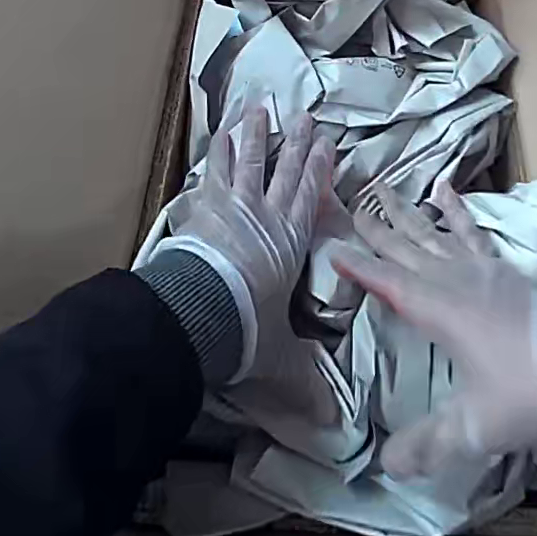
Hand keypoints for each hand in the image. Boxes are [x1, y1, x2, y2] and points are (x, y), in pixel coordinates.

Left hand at [160, 105, 333, 385]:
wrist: (201, 312)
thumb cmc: (248, 327)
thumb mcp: (281, 357)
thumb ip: (306, 382)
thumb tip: (335, 427)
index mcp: (291, 239)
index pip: (312, 195)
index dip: (319, 167)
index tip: (326, 142)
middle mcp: (267, 213)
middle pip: (285, 169)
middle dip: (295, 142)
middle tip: (302, 115)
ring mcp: (235, 204)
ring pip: (249, 160)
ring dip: (254, 134)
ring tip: (257, 107)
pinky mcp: (205, 204)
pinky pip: (214, 171)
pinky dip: (217, 152)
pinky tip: (217, 134)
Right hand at [329, 181, 536, 476]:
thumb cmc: (523, 391)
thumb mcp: (473, 426)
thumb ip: (428, 443)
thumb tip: (386, 467)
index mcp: (433, 308)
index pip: (386, 282)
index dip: (358, 267)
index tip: (332, 249)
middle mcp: (448, 279)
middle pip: (402, 249)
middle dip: (374, 230)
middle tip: (350, 206)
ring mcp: (475, 267)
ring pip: (429, 233)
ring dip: (404, 213)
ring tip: (382, 187)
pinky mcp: (499, 265)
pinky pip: (471, 230)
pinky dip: (456, 208)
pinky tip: (444, 187)